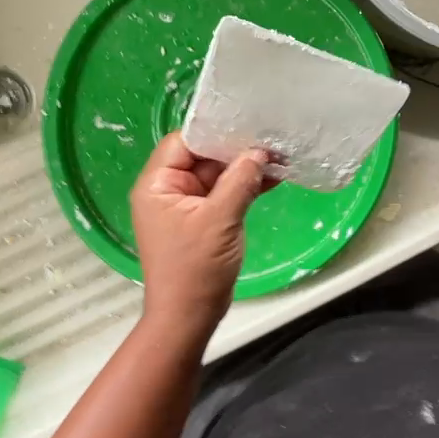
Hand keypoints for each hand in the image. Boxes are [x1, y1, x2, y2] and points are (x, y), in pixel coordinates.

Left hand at [129, 134, 269, 330]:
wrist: (189, 316)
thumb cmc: (195, 267)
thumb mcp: (220, 219)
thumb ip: (239, 181)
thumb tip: (259, 152)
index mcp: (158, 184)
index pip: (184, 141)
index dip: (214, 129)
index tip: (247, 121)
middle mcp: (169, 189)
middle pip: (203, 155)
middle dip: (236, 148)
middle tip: (271, 136)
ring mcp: (187, 205)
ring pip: (218, 174)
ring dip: (246, 167)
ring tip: (280, 155)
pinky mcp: (204, 219)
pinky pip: (225, 192)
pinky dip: (246, 186)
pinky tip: (275, 177)